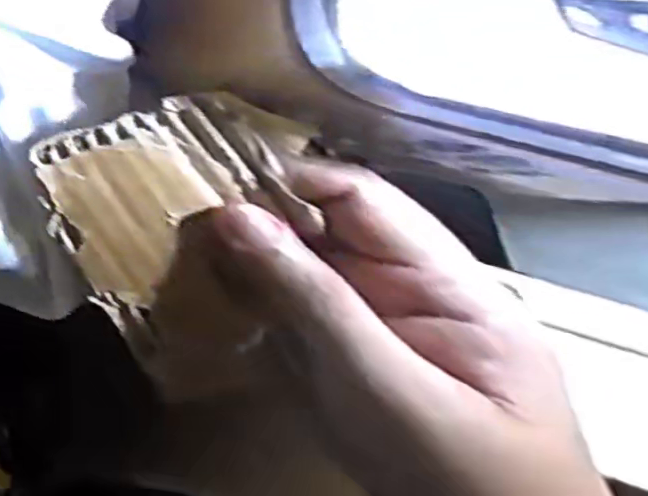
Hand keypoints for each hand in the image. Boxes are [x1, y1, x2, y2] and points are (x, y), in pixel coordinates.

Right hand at [183, 161, 606, 495]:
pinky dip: (251, 277)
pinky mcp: (344, 333)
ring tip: (195, 245)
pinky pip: (290, 284)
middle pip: (324, 216)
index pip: (359, 195)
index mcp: (448, 281)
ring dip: (248, 245)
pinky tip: (218, 282)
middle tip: (193, 217)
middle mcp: (410, 281)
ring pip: (301, 247)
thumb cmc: (454, 472)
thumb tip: (232, 212)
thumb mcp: (381, 384)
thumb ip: (310, 295)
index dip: (289, 180)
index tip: (218, 190)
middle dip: (258, 211)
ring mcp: (377, 308)